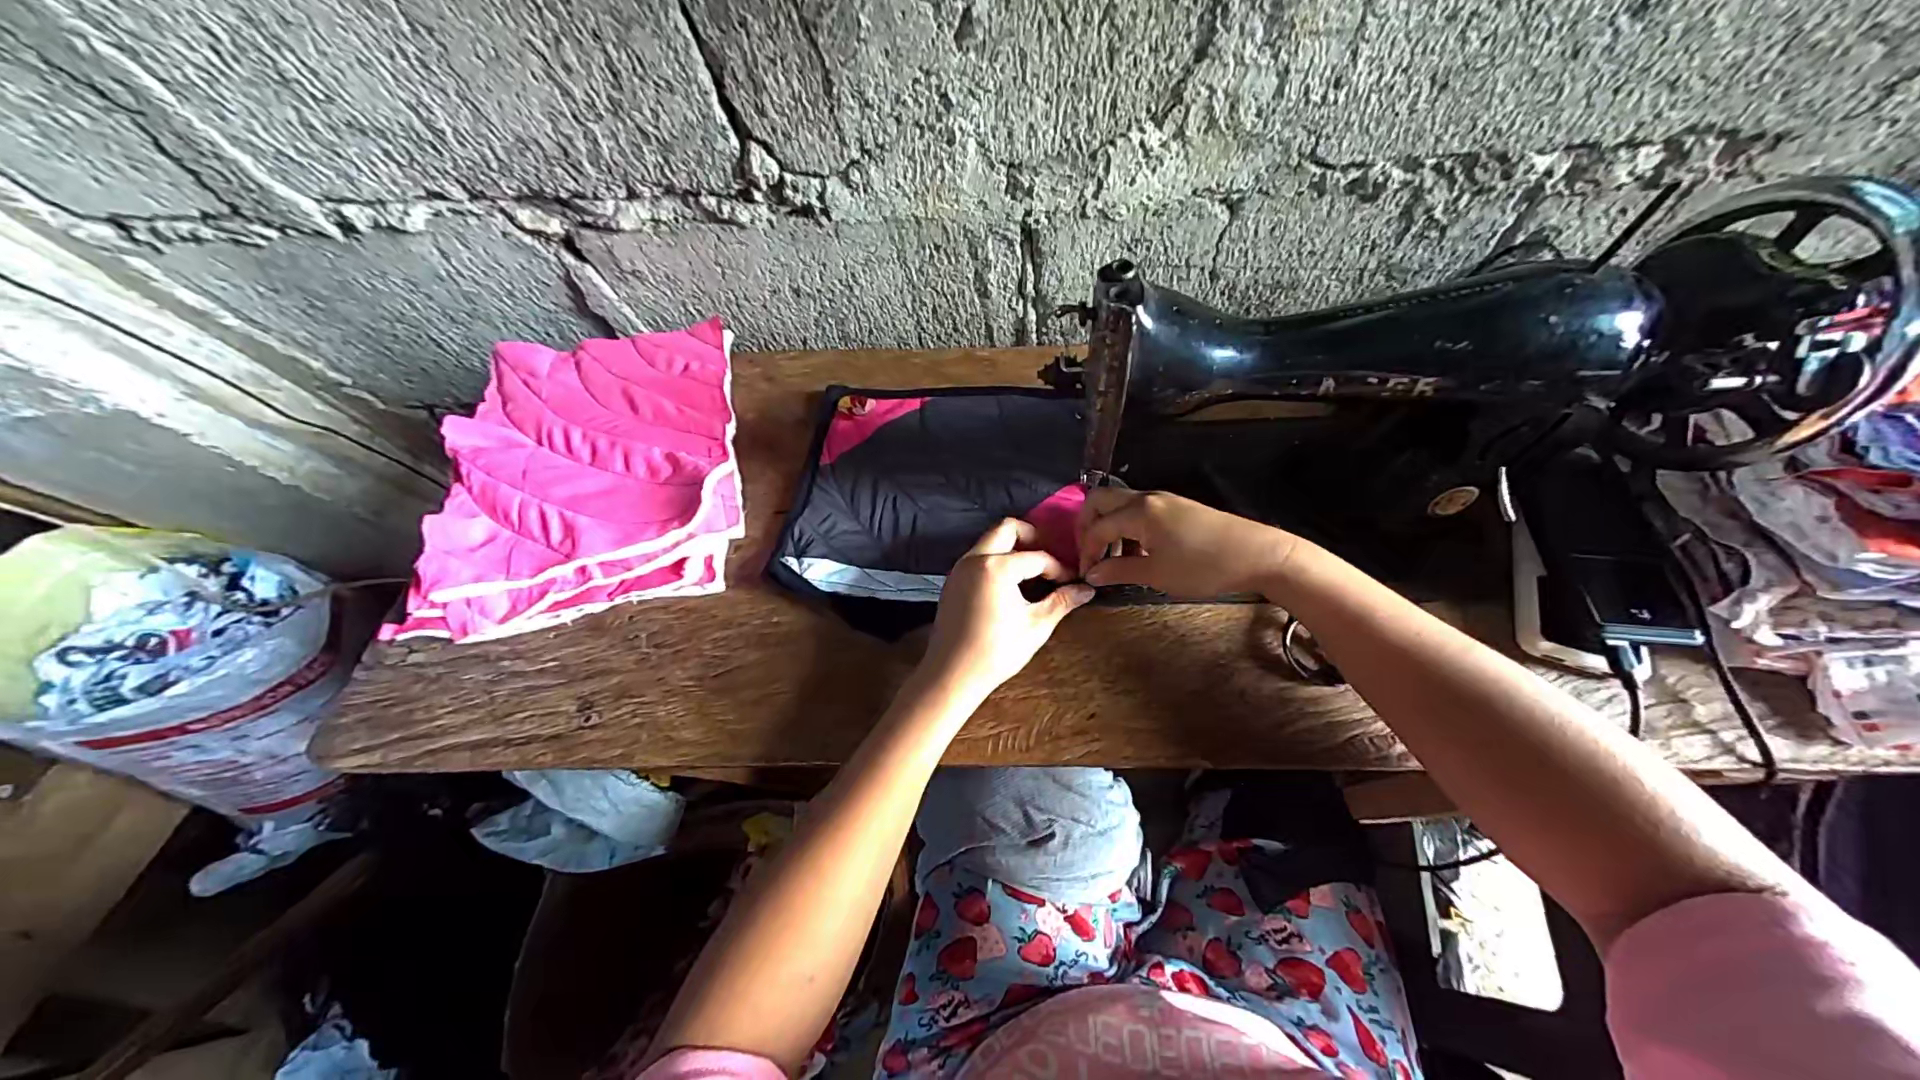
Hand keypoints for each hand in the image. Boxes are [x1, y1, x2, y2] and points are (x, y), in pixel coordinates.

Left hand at [922, 518, 1094, 696]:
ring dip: (1012, 549)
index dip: (1059, 567)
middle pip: (1007, 529)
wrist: (952, 674)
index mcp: (996, 566)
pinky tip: (1010, 586)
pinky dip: (996, 561)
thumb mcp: (1036, 625)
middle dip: (1032, 538)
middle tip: (1049, 559)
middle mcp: (974, 559)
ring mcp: (959, 569)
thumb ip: (1061, 601)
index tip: (1072, 581)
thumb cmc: (996, 651)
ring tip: (1033, 573)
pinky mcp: (952, 582)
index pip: (1037, 556)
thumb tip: (1085, 590)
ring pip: (989, 541)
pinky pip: (977, 558)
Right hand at [1077, 488, 1303, 598]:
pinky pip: (1138, 510)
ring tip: (1113, 558)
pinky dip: (1126, 526)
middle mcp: (1146, 498)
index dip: (1086, 551)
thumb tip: (1092, 574)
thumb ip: (1119, 571)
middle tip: (1089, 554)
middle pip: (1100, 501)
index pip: (1096, 527)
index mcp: (1138, 512)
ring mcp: (1163, 500)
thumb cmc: (1204, 566)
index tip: (1086, 574)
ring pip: (1119, 504)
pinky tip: (1136, 551)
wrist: (1258, 554)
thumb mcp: (1157, 574)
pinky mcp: (1176, 507)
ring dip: (1107, 526)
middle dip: (1087, 526)